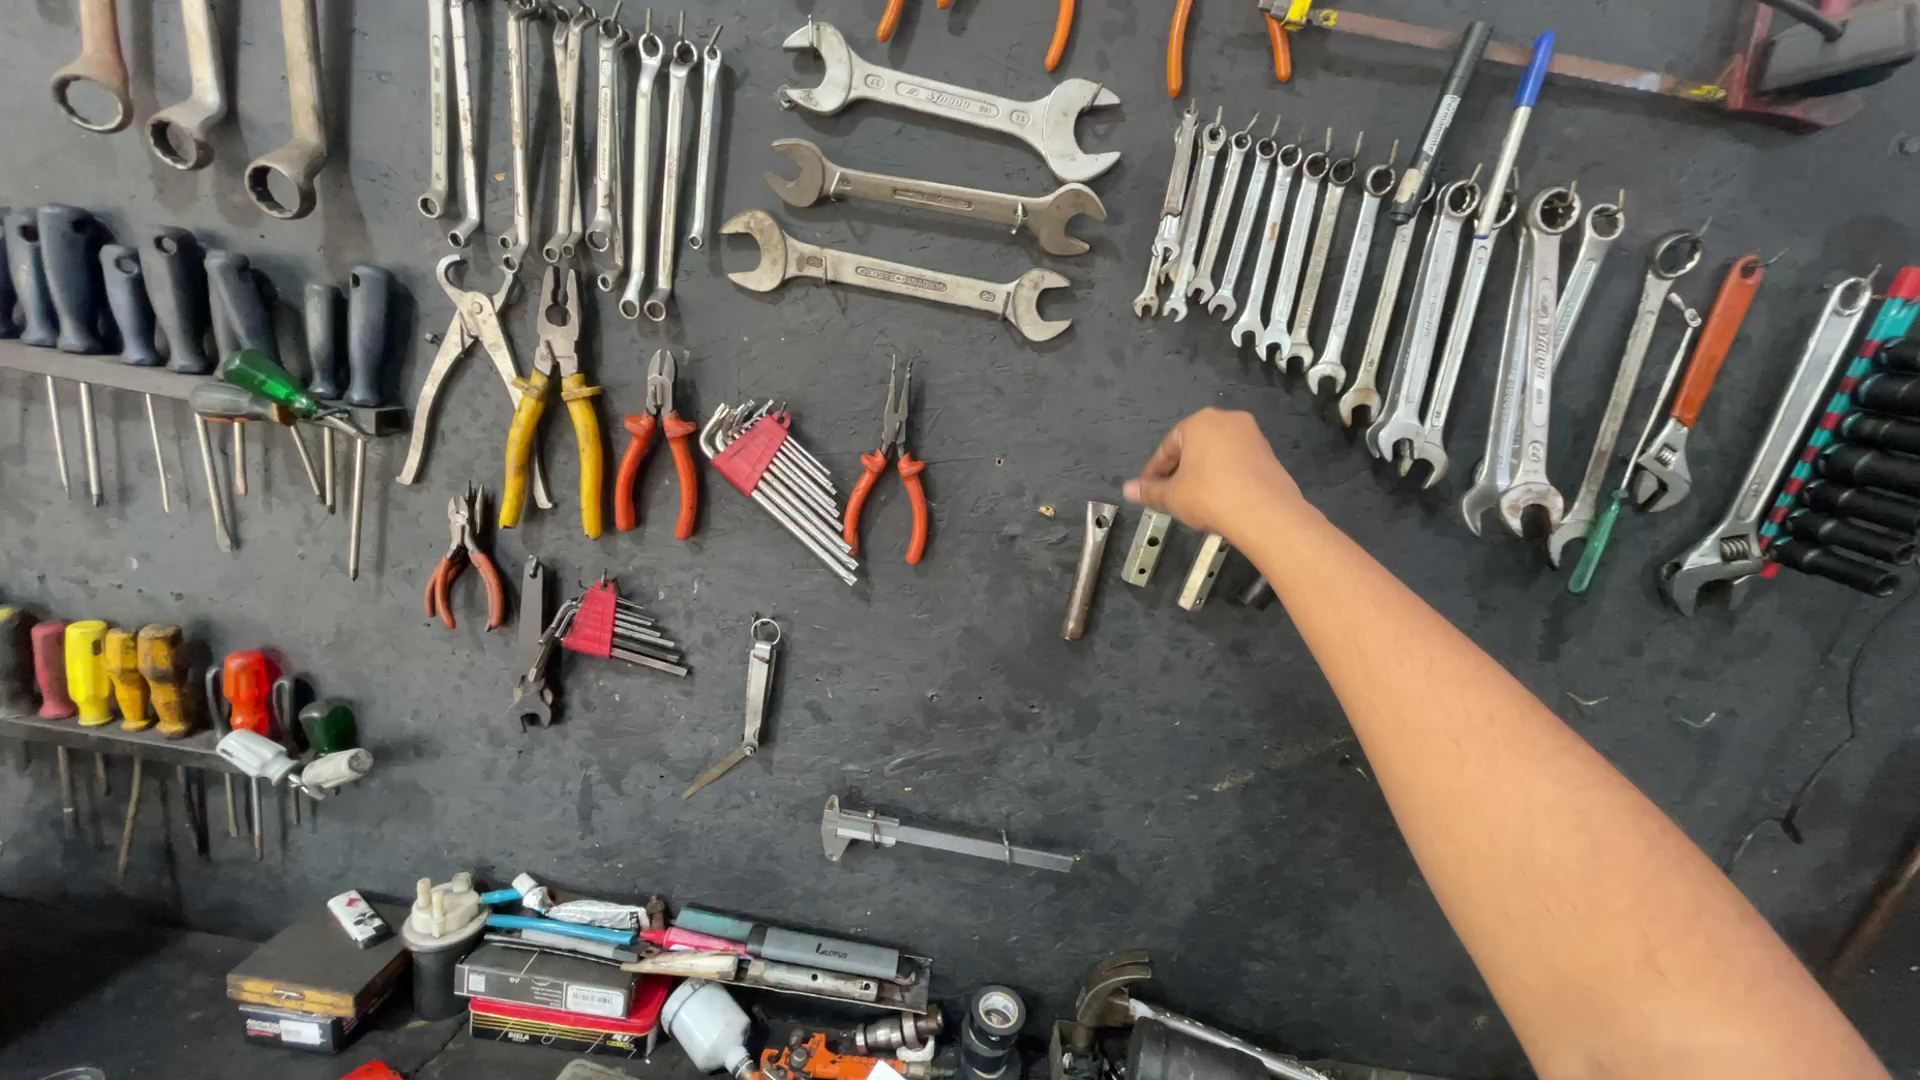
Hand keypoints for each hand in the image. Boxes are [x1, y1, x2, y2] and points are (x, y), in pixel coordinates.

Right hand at [1123, 408, 1304, 539]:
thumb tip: (1127, 490)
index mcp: (1199, 422)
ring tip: (1193, 498)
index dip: (1154, 472)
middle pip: (1193, 446)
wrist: (1265, 513)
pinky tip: (1218, 498)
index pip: (1167, 447)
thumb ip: (1149, 491)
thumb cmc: (1209, 496)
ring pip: (1216, 454)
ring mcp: (1251, 436)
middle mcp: (1227, 421)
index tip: (1147, 489)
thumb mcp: (1172, 496)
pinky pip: (1236, 462)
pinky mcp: (1268, 454)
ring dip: (1201, 473)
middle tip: (1169, 494)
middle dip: (1179, 470)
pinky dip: (1223, 476)